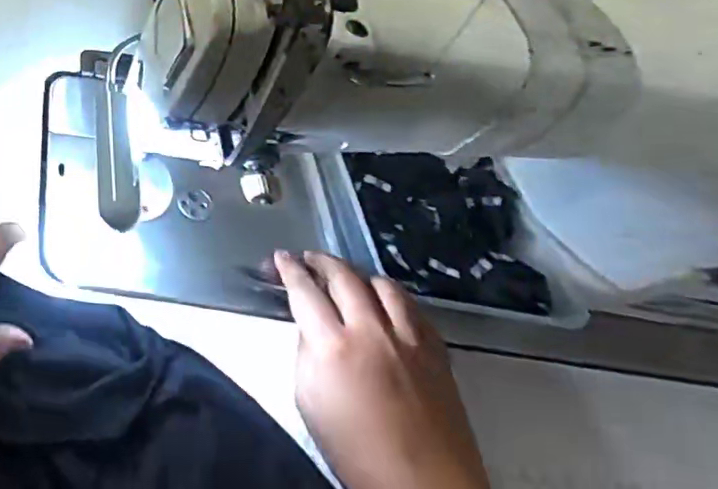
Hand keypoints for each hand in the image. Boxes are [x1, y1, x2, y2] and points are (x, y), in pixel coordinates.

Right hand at [275, 251, 489, 488]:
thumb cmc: (362, 459)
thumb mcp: (310, 405)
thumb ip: (306, 356)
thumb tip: (310, 329)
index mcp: (333, 348)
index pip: (304, 290)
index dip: (289, 270)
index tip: (282, 260)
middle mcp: (371, 333)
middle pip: (342, 275)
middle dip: (321, 261)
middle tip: (310, 259)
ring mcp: (408, 338)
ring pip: (381, 283)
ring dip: (359, 274)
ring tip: (348, 276)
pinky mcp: (435, 350)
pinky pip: (413, 306)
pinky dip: (394, 297)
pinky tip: (387, 302)